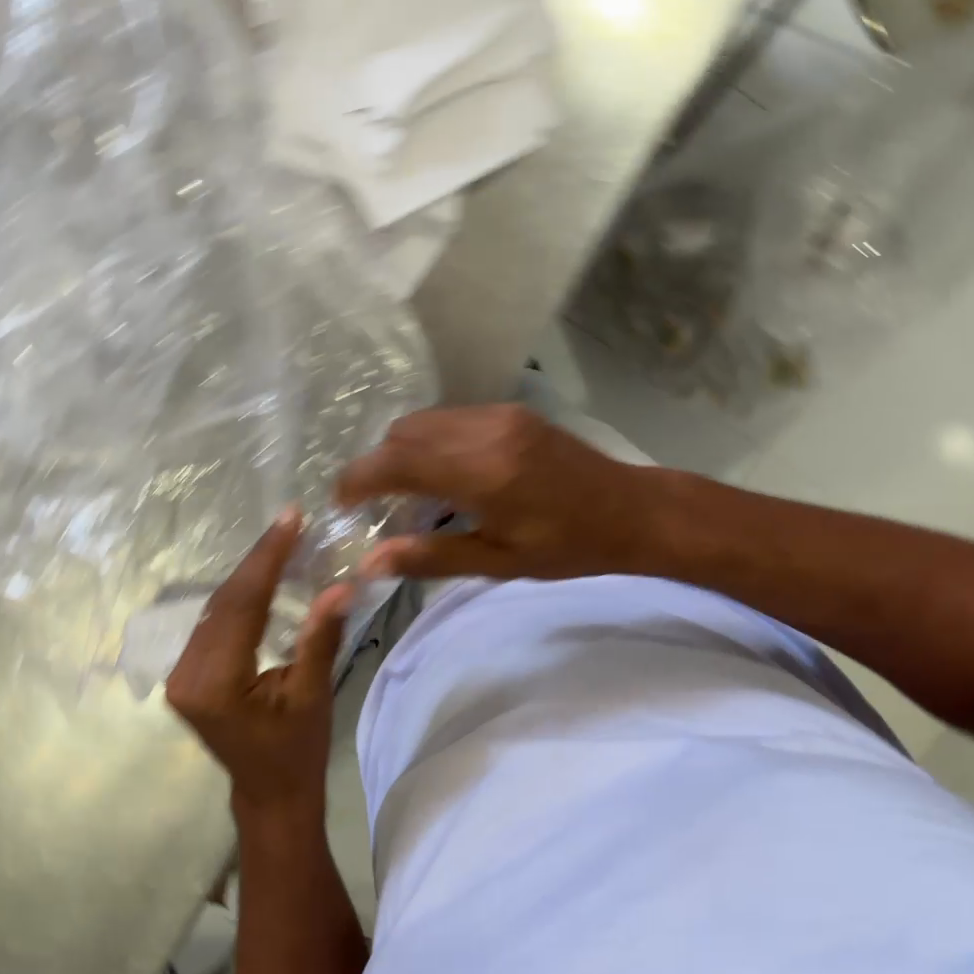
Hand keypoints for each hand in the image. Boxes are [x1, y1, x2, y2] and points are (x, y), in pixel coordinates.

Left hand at [166, 509, 354, 823]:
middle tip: (291, 523)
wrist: (269, 795)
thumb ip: (319, 638)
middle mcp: (186, 675)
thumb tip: (341, 586)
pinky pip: (212, 624)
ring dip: (248, 576)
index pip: (241, 604)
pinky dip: (239, 598)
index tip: (290, 519)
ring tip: (282, 542)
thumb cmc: (296, 753)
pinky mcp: (185, 677)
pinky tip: (262, 578)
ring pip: (215, 609)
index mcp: (216, 683)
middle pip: (224, 602)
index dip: (267, 558)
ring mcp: (180, 676)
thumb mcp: (312, 696)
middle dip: (258, 560)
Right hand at [335, 404, 661, 581]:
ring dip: (404, 451)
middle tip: (375, 507)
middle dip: (377, 466)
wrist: (632, 511)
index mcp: (480, 472)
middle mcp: (484, 431)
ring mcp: (500, 415)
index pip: (394, 462)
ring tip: (409, 494)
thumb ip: (431, 557)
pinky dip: (432, 441)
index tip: (341, 506)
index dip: (357, 481)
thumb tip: (370, 562)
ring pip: (425, 421)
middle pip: (403, 434)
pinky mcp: (512, 411)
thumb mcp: (498, 562)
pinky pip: (452, 418)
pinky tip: (445, 475)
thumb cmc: (569, 547)